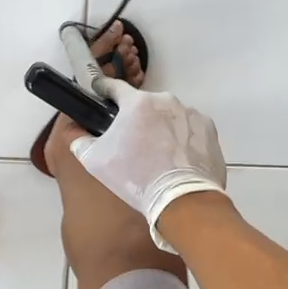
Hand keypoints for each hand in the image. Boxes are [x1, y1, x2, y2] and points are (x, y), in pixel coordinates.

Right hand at [68, 79, 227, 251]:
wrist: (183, 201)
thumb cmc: (135, 178)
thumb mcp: (95, 161)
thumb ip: (81, 140)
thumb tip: (78, 133)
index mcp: (137, 102)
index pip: (114, 87)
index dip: (104, 91)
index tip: (100, 95)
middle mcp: (166, 100)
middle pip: (144, 105)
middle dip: (137, 119)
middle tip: (132, 143)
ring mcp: (191, 114)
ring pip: (168, 116)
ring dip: (161, 128)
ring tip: (158, 156)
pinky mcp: (209, 130)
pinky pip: (189, 130)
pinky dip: (182, 139)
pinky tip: (177, 160)